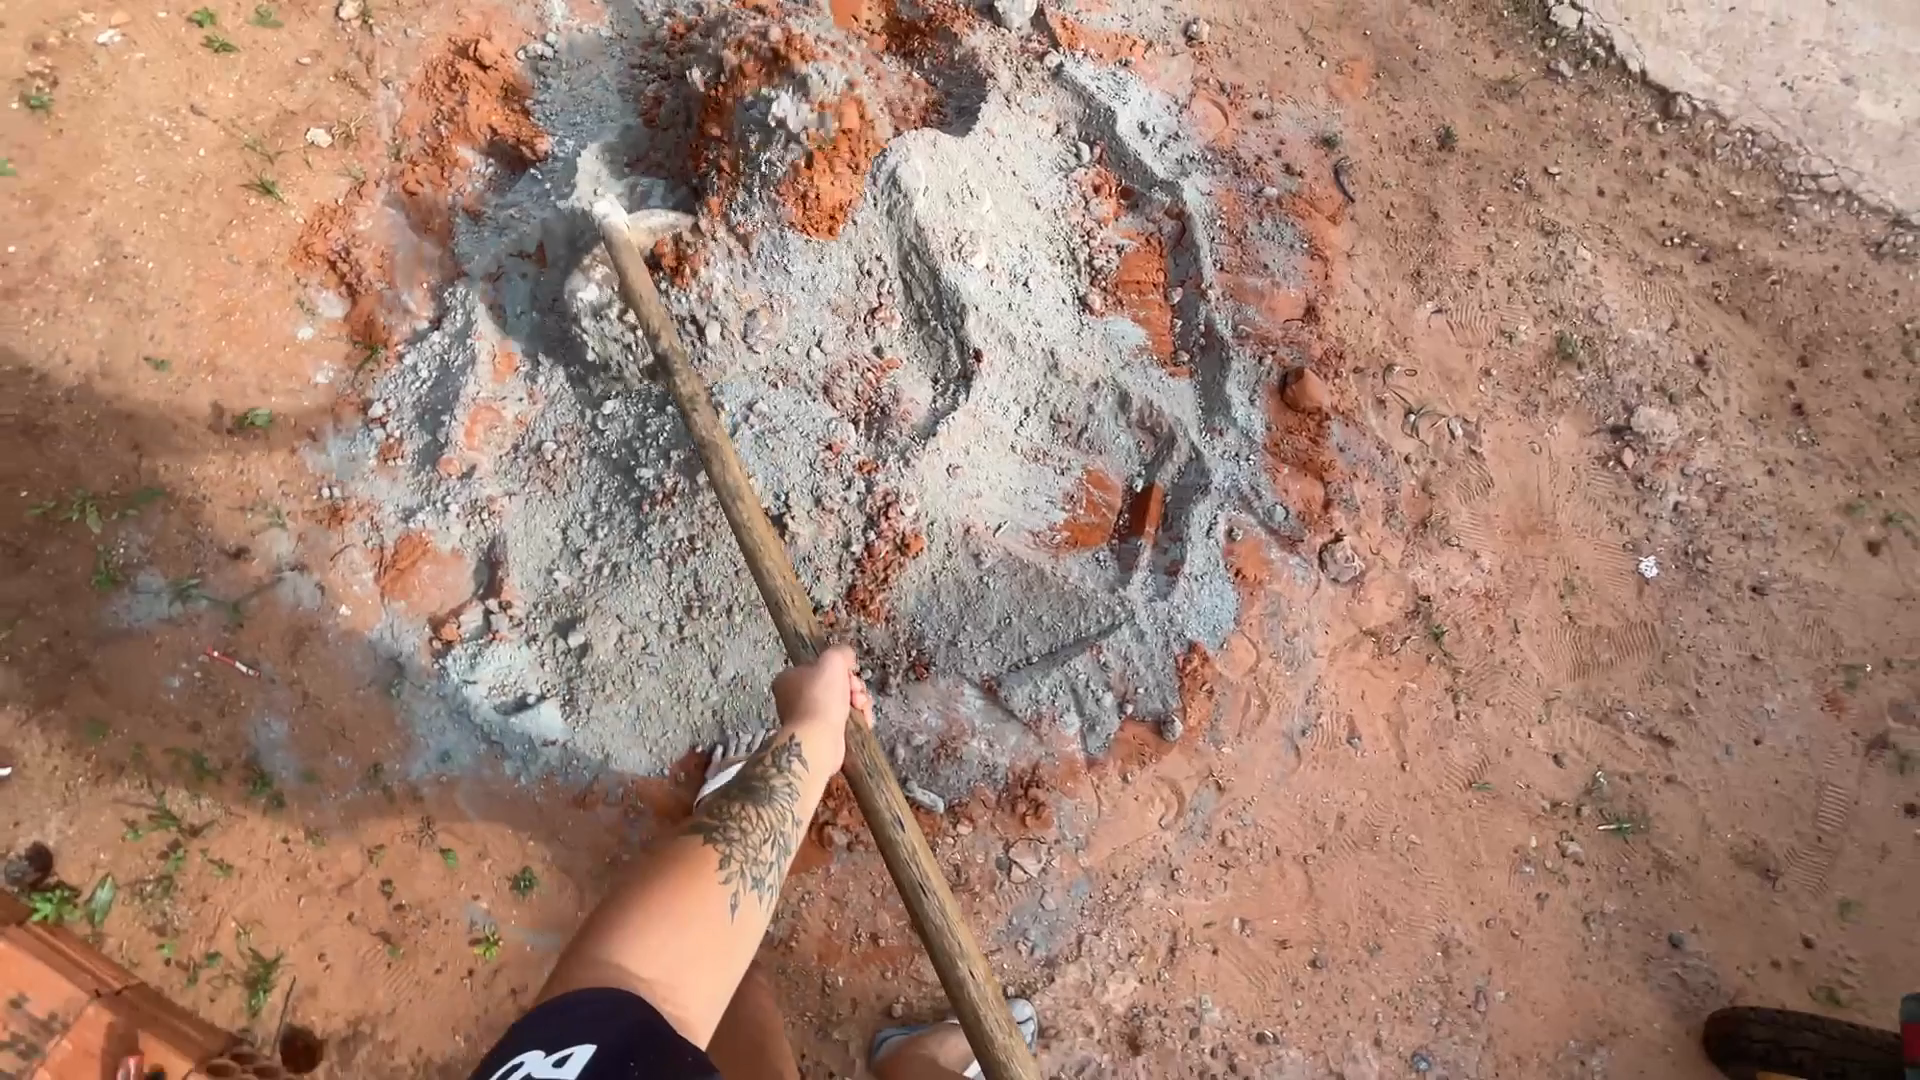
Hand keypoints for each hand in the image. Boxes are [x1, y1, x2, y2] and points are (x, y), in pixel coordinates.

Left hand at [770, 645, 871, 770]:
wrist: (818, 740)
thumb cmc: (820, 697)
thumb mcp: (833, 660)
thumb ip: (842, 652)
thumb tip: (848, 657)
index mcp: (789, 679)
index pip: (820, 668)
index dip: (840, 669)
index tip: (849, 674)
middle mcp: (795, 700)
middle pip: (835, 685)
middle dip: (853, 687)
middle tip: (855, 693)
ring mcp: (808, 720)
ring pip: (843, 703)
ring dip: (859, 702)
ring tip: (860, 708)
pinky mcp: (822, 737)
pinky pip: (846, 721)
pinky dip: (857, 719)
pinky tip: (862, 720)